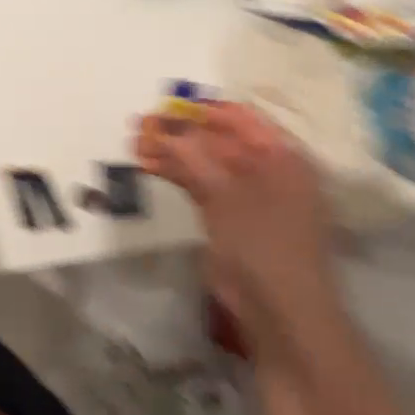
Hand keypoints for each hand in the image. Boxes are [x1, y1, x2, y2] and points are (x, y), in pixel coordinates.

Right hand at [135, 103, 339, 334]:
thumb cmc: (263, 243)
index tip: (163, 106)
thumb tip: (160, 125)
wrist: (278, 308)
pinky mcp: (227, 214)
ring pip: (203, 160)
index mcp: (282, 157)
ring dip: (170, 151)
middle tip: (138, 126)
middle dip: (178, 131)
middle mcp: (267, 169)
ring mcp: (247, 193)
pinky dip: (174, 172)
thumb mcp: (225, 194)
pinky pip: (199, 182)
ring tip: (133, 144)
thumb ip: (191, 155)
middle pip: (218, 138)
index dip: (202, 109)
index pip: (240, 118)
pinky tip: (147, 166)